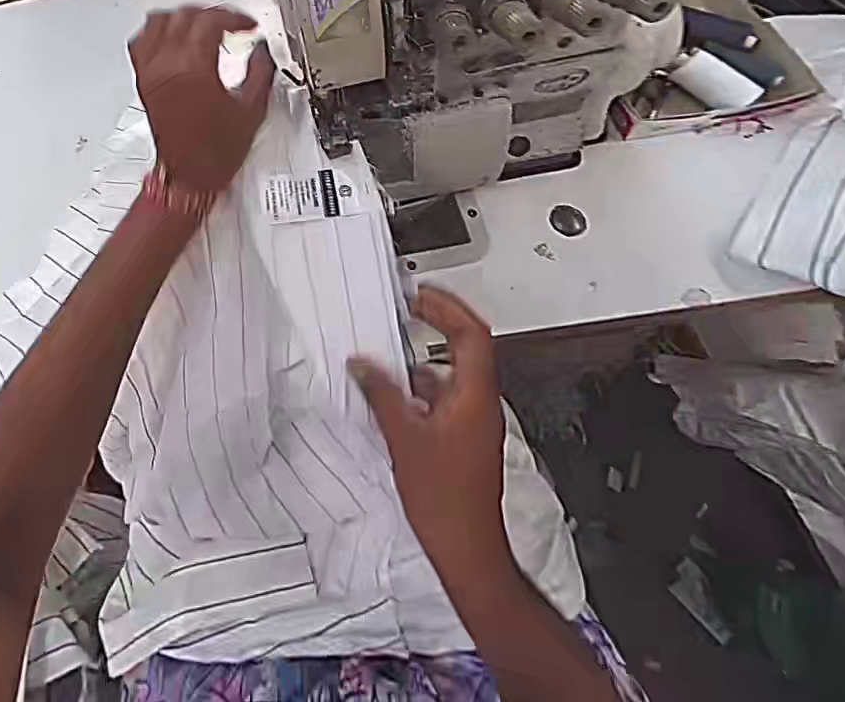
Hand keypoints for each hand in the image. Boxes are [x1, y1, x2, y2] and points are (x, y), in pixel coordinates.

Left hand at [130, 5, 274, 192]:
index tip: (248, 25)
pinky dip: (158, 31)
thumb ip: (261, 72)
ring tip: (204, 25)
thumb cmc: (214, 153)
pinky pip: (142, 41)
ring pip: (161, 21)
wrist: (189, 176)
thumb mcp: (251, 109)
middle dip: (213, 15)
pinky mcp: (143, 80)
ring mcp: (150, 71)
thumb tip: (262, 51)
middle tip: (232, 25)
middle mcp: (166, 65)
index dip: (235, 18)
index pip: (211, 21)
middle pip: (186, 16)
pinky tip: (173, 37)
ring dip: (185, 17)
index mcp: (194, 69)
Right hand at [349, 286, 510, 577]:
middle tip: (414, 306)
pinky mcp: (465, 437)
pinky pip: (447, 395)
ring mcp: (475, 420)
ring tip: (397, 349)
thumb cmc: (446, 502)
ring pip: (456, 370)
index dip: (447, 306)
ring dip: (429, 354)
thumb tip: (363, 365)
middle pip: (468, 344)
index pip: (470, 332)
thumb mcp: (403, 437)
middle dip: (440, 321)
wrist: (466, 549)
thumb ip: (381, 394)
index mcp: (474, 394)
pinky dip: (425, 384)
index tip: (421, 294)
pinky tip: (399, 393)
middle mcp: (480, 402)